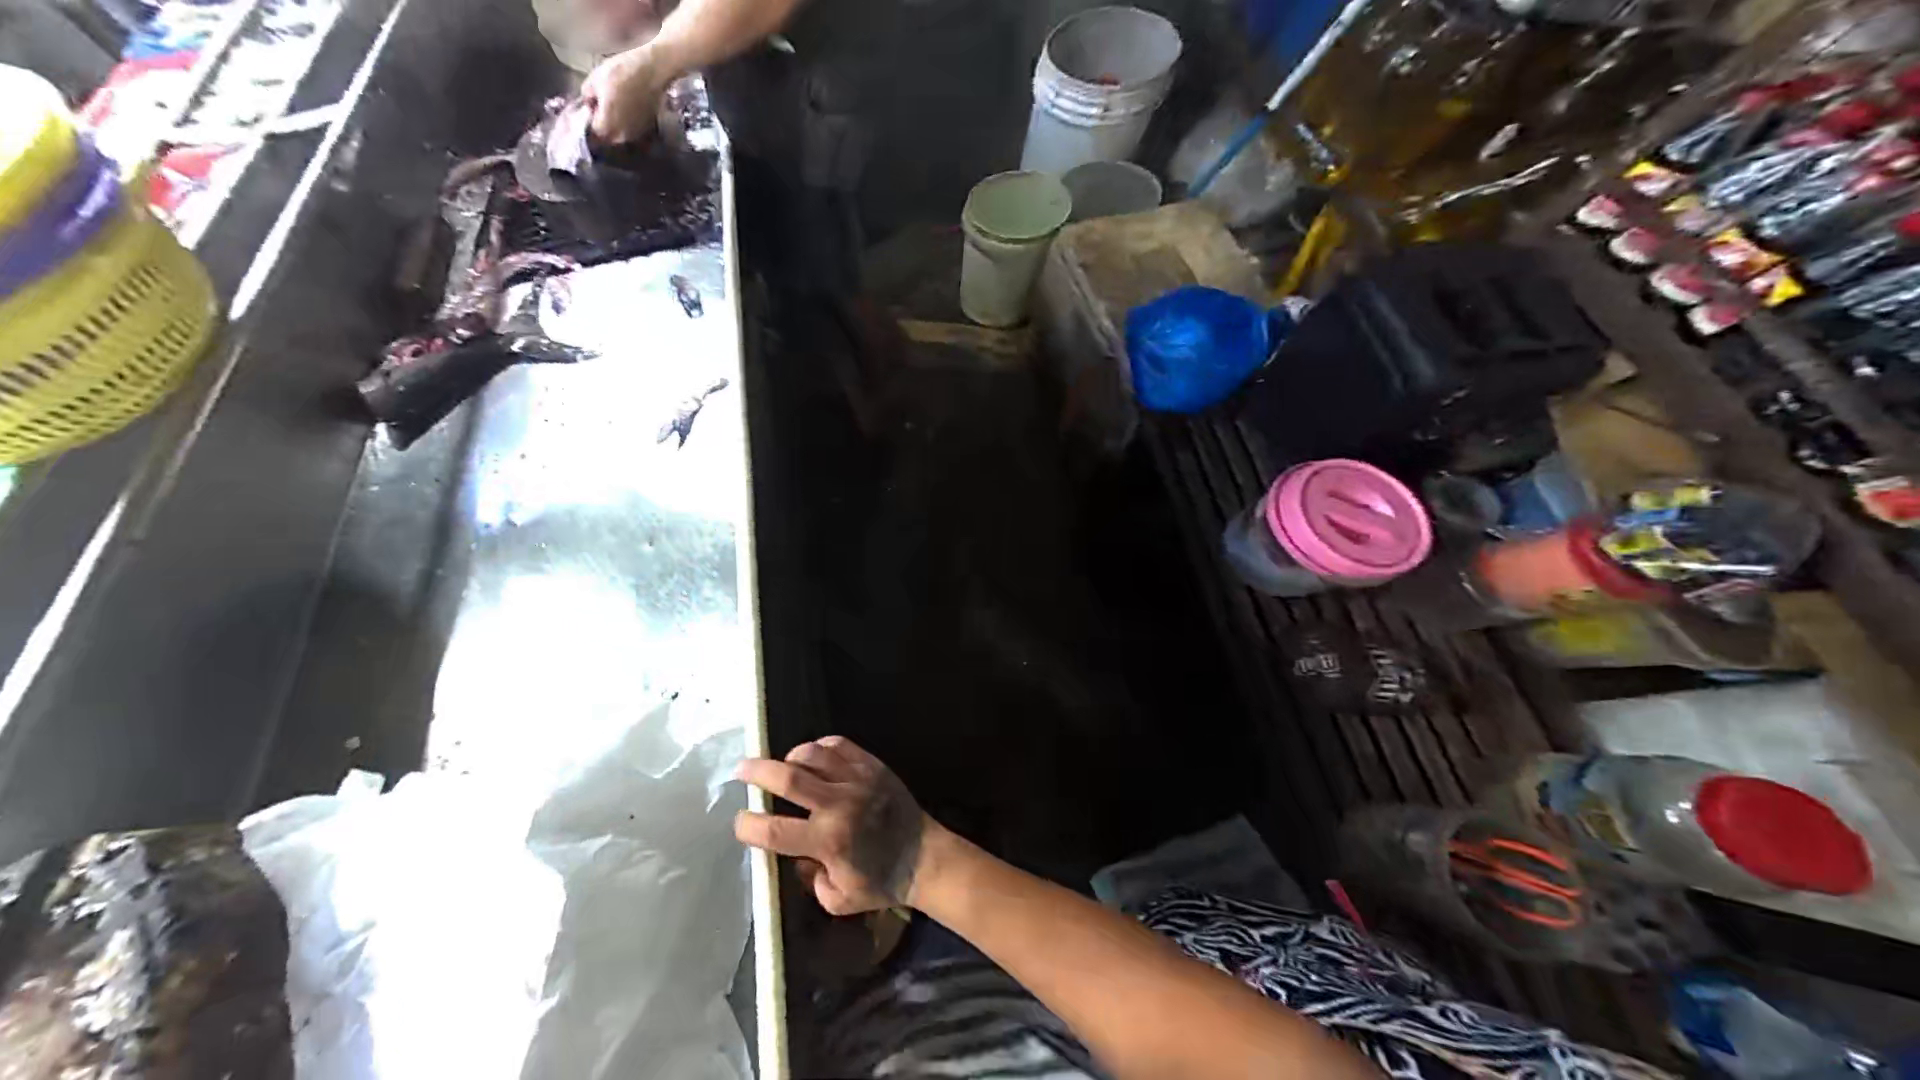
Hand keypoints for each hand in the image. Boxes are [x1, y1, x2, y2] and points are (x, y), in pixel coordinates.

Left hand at [581, 44, 671, 143]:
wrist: (651, 72)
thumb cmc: (619, 73)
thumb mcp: (594, 79)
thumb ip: (587, 97)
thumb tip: (590, 104)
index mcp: (607, 126)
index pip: (593, 131)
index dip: (590, 119)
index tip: (590, 105)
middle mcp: (622, 136)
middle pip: (608, 135)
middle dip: (603, 124)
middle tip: (601, 105)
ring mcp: (637, 134)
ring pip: (621, 133)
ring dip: (616, 123)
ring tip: (615, 105)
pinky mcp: (647, 128)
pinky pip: (632, 128)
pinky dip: (628, 121)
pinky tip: (627, 106)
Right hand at [734, 737, 931, 914]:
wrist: (924, 857)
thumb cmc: (881, 882)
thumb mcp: (838, 899)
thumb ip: (809, 879)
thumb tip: (796, 855)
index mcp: (827, 841)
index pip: (773, 830)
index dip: (748, 826)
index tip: (740, 823)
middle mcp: (838, 804)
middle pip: (788, 778)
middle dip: (757, 772)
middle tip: (741, 769)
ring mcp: (857, 780)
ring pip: (813, 754)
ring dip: (791, 757)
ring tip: (783, 764)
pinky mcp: (873, 766)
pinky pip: (840, 745)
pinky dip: (821, 746)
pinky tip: (814, 756)